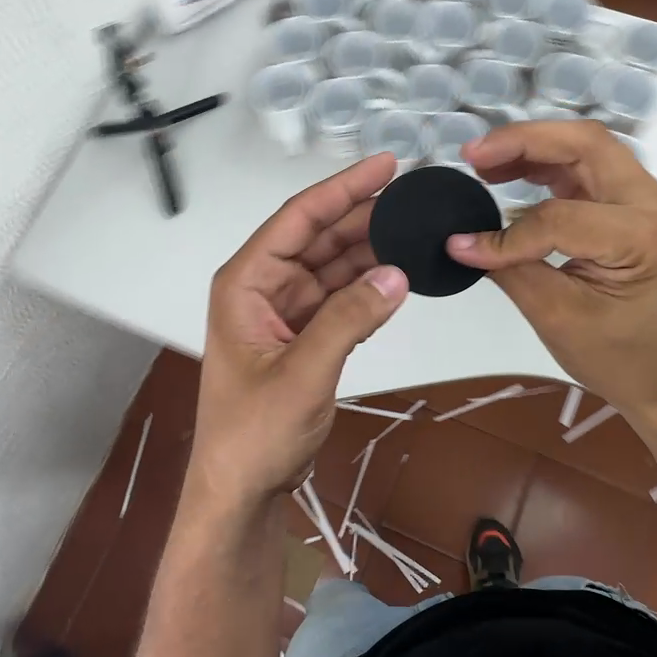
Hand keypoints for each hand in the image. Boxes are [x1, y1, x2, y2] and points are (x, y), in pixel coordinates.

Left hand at [192, 152, 409, 505]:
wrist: (241, 490)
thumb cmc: (254, 432)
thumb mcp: (303, 372)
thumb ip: (349, 318)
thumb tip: (398, 273)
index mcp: (246, 282)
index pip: (298, 219)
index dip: (342, 189)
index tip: (386, 166)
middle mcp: (264, 286)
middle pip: (318, 236)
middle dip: (363, 216)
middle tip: (414, 199)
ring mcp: (284, 310)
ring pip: (332, 265)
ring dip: (370, 250)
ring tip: (415, 231)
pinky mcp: (303, 334)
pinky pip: (340, 297)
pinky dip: (368, 286)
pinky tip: (399, 276)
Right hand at [445, 120, 656, 415]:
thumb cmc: (617, 356)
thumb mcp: (556, 316)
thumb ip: (510, 269)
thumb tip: (460, 241)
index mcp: (644, 238)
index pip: (562, 216)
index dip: (509, 232)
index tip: (464, 247)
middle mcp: (654, 205)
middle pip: (586, 145)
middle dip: (524, 142)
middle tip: (473, 155)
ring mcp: (646, 200)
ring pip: (586, 146)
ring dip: (533, 147)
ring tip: (483, 162)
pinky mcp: (631, 203)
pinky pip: (587, 166)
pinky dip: (546, 163)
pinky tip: (510, 172)